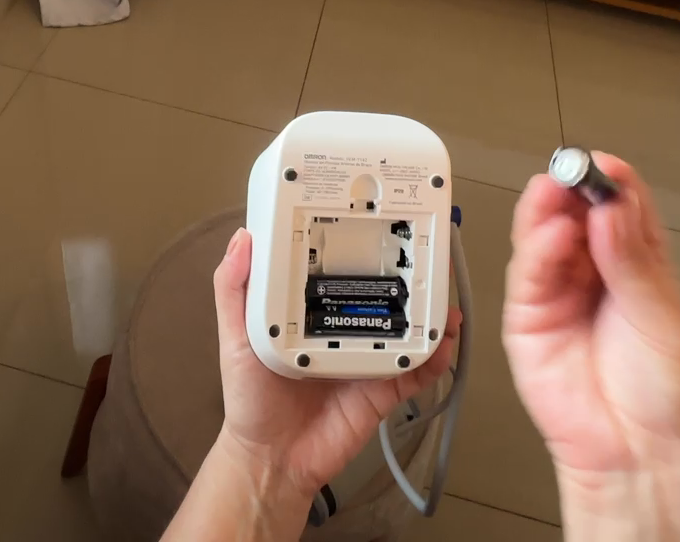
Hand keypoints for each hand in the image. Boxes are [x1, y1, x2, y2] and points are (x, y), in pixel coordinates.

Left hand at [211, 227, 459, 491]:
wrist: (273, 462)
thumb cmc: (250, 398)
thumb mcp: (234, 338)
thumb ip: (233, 291)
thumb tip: (242, 238)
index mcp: (309, 310)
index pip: (334, 268)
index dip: (352, 243)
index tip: (368, 216)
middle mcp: (341, 326)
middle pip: (378, 292)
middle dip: (404, 271)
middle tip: (423, 247)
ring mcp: (365, 357)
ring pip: (404, 326)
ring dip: (428, 308)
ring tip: (443, 288)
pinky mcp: (381, 390)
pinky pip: (414, 371)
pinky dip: (434, 356)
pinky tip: (446, 339)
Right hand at [502, 154, 679, 539]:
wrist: (640, 462)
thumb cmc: (671, 401)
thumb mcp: (666, 321)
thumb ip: (634, 262)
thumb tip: (613, 206)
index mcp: (639, 265)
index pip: (622, 209)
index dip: (612, 182)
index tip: (605, 164)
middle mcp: (596, 270)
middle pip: (577, 214)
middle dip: (573, 188)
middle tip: (573, 170)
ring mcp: (560, 290)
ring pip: (545, 233)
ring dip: (549, 209)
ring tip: (556, 190)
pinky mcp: (528, 314)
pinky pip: (528, 271)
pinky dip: (537, 247)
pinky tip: (554, 233)